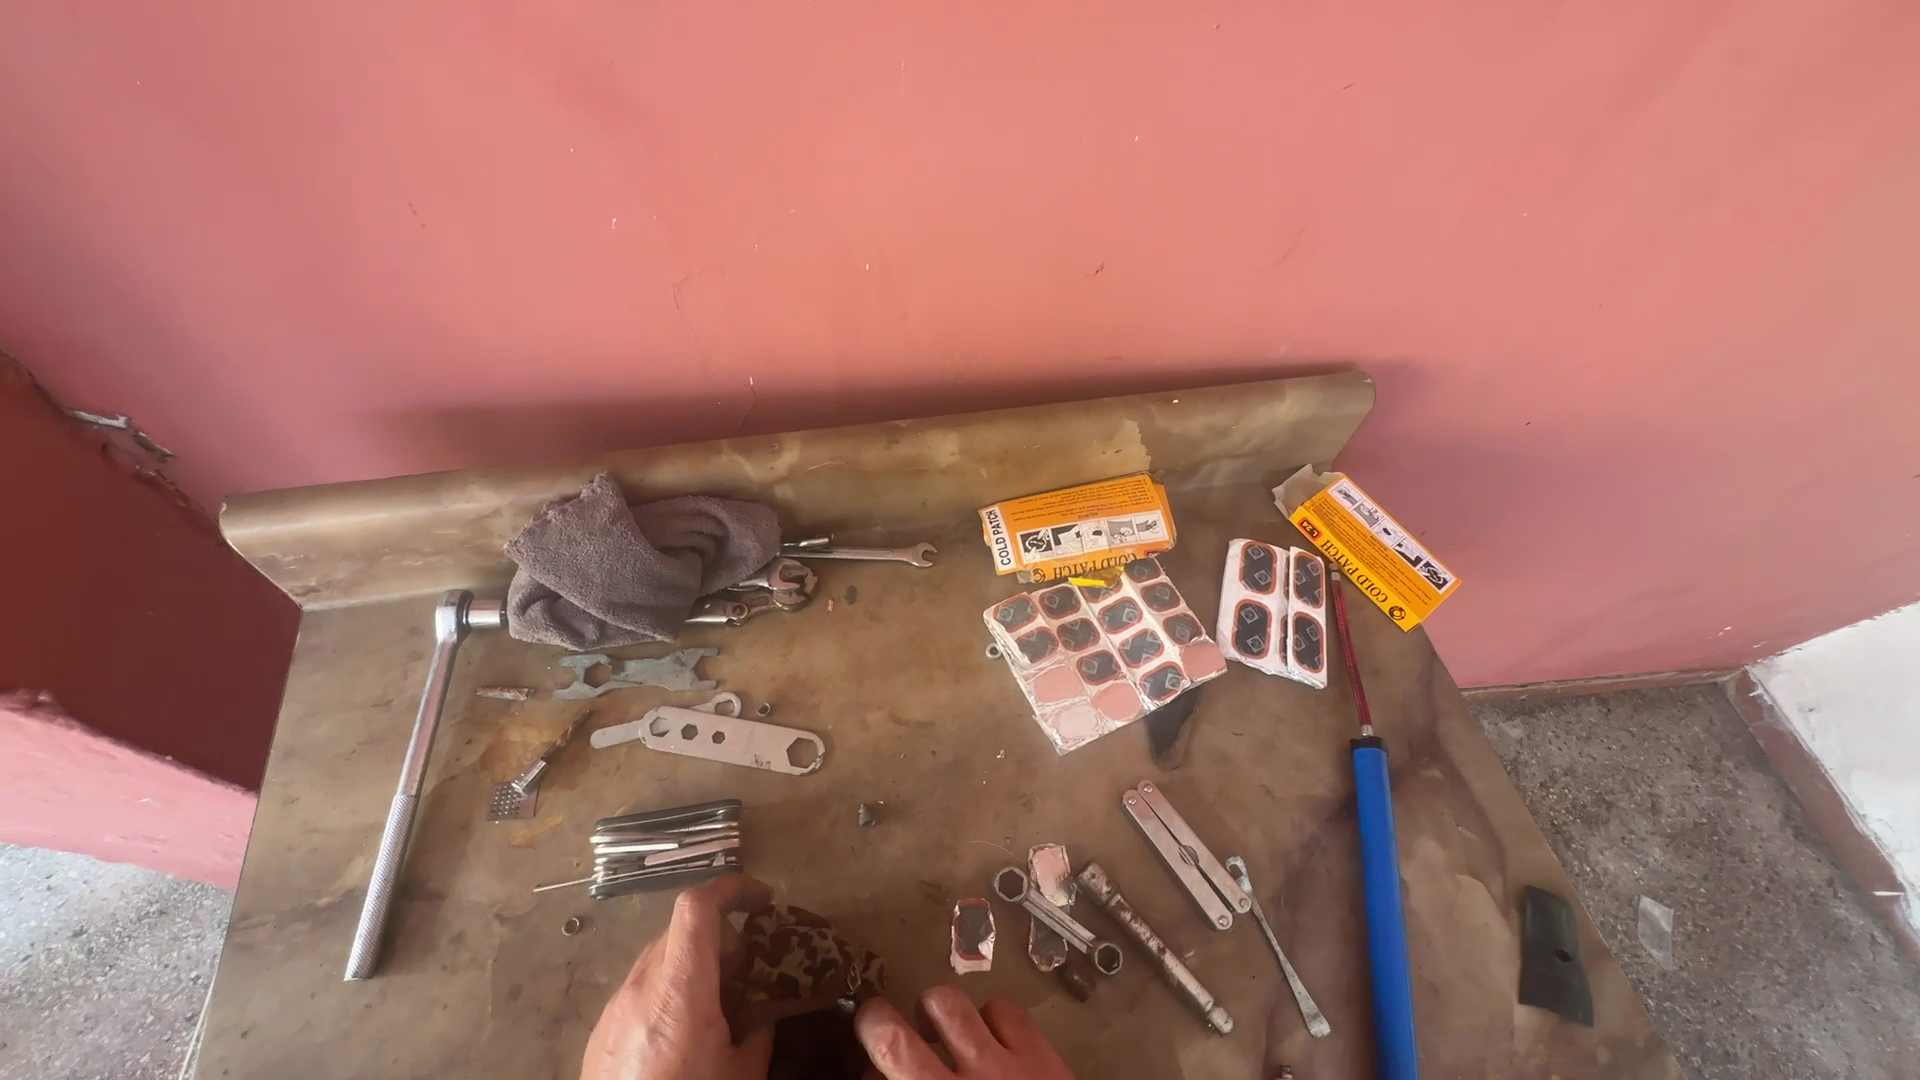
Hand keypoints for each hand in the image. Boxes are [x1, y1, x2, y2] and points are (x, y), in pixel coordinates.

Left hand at [582, 874, 774, 1079]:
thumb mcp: (743, 1076)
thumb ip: (758, 1029)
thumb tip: (761, 1012)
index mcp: (679, 991)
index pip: (698, 906)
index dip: (733, 888)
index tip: (764, 900)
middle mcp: (640, 989)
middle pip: (684, 930)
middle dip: (723, 939)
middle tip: (749, 974)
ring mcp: (614, 1011)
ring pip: (662, 958)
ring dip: (697, 965)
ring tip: (719, 1010)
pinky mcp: (599, 1035)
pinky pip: (641, 990)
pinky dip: (671, 991)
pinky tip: (683, 1038)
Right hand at [855, 986, 1073, 1078]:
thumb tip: (885, 1079)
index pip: (877, 1075)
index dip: (866, 1073)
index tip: (869, 1074)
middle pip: (889, 1036)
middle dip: (873, 1023)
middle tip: (876, 1025)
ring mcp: (998, 1067)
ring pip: (946, 1004)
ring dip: (933, 1013)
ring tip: (938, 1026)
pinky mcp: (1040, 1055)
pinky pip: (1002, 1009)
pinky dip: (989, 1018)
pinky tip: (991, 1038)